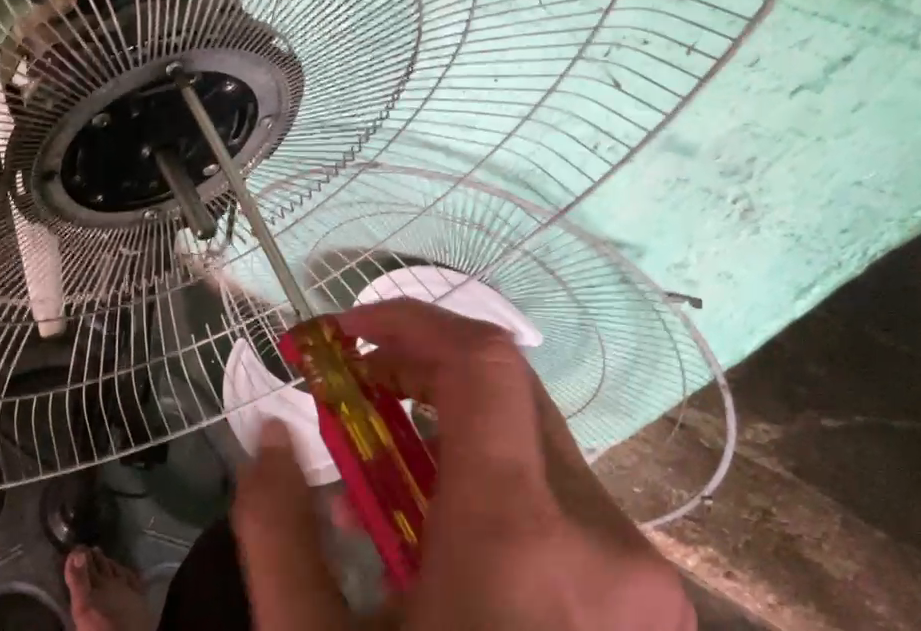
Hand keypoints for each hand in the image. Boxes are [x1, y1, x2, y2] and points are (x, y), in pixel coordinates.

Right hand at [231, 300, 695, 630]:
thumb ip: (274, 525)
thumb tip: (270, 440)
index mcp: (521, 535)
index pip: (482, 363)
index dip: (407, 319)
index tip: (340, 333)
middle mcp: (605, 541)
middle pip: (509, 392)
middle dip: (417, 369)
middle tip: (347, 390)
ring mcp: (642, 580)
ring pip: (536, 445)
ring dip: (450, 427)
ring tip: (383, 469)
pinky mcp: (650, 610)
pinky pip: (562, 501)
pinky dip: (489, 479)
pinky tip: (440, 531)